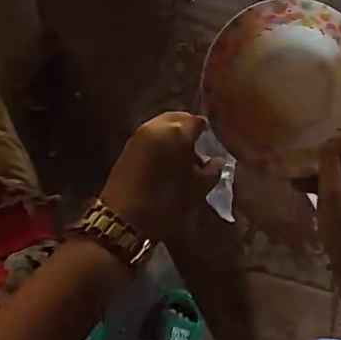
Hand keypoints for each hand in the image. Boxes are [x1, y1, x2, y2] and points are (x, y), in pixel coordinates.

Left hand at [100, 112, 221, 241]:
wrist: (122, 221)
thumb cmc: (166, 202)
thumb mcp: (198, 188)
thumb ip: (213, 170)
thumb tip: (217, 160)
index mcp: (177, 132)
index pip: (197, 121)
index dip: (206, 131)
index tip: (211, 142)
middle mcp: (157, 126)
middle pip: (178, 118)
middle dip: (188, 129)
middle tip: (197, 147)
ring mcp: (139, 135)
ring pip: (162, 126)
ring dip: (173, 135)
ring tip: (180, 157)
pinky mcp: (127, 146)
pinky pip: (150, 136)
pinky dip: (160, 141)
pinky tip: (164, 161)